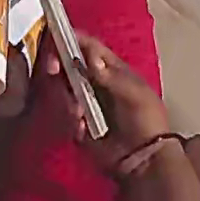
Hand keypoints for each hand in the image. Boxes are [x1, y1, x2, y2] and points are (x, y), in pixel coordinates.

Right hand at [43, 32, 169, 169]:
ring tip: (80, 115)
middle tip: (53, 70)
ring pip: (64, 88)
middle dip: (58, 64)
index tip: (56, 38)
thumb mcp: (136, 95)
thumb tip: (90, 59)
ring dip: (67, 98)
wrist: (144, 162)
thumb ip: (112, 77)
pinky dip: (72, 119)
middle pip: (68, 63)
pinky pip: (65, 114)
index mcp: (110, 68)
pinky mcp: (79, 122)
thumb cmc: (146, 121)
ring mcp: (85, 101)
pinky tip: (84, 129)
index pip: (88, 46)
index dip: (72, 39)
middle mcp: (94, 80)